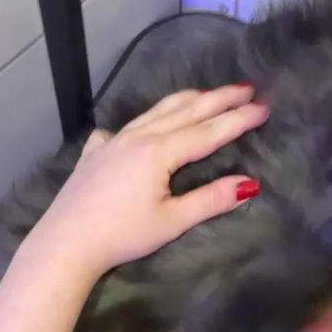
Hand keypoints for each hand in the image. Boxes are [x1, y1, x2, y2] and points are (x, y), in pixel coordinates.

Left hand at [22, 85, 268, 278]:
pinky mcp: (94, 154)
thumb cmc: (121, 236)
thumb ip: (210, 201)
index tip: (264, 107)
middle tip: (247, 88)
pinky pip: (123, 128)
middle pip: (184, 111)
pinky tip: (136, 129)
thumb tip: (249, 185)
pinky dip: (141, 121)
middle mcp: (137, 137)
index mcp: (159, 151)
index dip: (238, 119)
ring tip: (206, 94)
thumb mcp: (171, 222)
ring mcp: (113, 142)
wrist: (66, 243)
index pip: (208, 131)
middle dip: (218, 99)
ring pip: (154, 112)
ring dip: (185, 101)